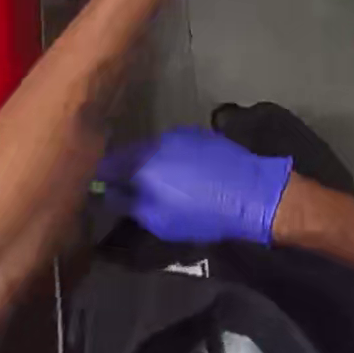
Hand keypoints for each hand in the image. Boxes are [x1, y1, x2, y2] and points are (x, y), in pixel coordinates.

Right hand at [98, 128, 293, 243]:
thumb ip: (126, 203)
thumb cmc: (202, 213)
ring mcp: (180, 134)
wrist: (253, 193)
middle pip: (130, 153)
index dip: (100, 177)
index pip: (107, 163)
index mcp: (141, 160)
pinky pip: (174, 145)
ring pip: (153, 148)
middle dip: (126, 170)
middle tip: (128, 190)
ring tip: (159, 184)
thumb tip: (104, 192)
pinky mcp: (201, 134)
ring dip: (150, 163)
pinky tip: (183, 175)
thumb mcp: (157, 219)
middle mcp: (156, 140)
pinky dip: (171, 158)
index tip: (100, 190)